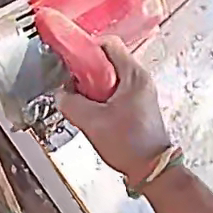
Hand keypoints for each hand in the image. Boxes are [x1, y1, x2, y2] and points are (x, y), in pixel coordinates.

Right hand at [55, 35, 172, 179]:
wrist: (151, 168)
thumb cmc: (129, 144)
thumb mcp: (92, 122)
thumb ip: (71, 104)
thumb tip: (60, 95)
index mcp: (134, 75)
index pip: (108, 44)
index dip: (87, 48)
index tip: (71, 61)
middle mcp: (140, 79)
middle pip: (108, 59)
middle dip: (86, 70)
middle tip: (73, 85)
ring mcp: (140, 92)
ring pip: (110, 76)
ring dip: (92, 85)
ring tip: (81, 100)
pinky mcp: (137, 105)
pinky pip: (114, 90)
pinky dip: (100, 96)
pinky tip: (92, 111)